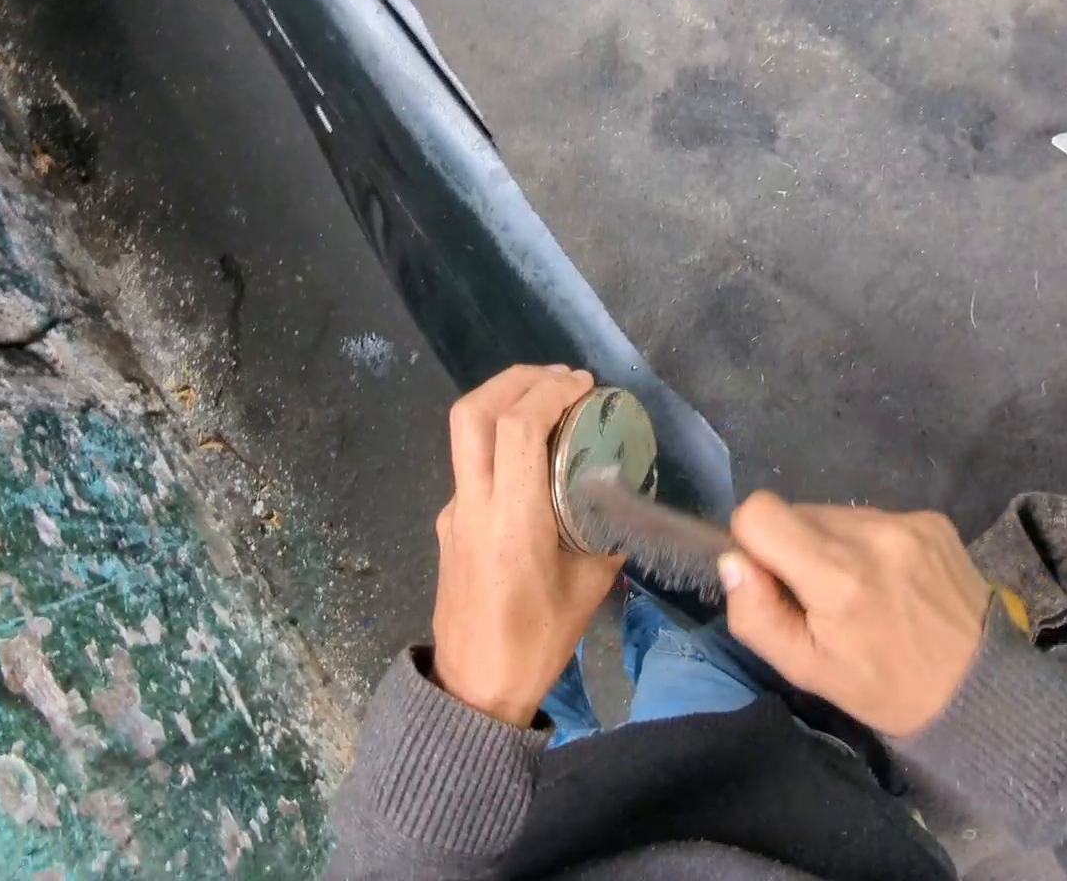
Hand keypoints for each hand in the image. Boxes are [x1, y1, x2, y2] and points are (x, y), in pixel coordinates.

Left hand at [430, 365, 625, 725]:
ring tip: (546, 397)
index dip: (551, 393)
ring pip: (463, 432)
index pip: (518, 429)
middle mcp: (473, 504)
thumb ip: (604, 533)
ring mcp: (453, 510)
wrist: (473, 688)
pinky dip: (499, 436)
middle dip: (516, 379)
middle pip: (473, 412)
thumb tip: (619, 496)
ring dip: (502, 399)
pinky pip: (470, 461)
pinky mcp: (448, 520)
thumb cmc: (536, 643)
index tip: (585, 385)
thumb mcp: (588, 587)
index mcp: (511, 520)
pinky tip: (531, 452)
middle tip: (560, 377)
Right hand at [718, 492, 991, 737]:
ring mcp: (906, 522)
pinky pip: (870, 516)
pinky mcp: (931, 519)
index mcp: (836, 575)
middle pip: (794, 511)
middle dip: (793, 547)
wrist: (985, 692)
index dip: (753, 542)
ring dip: (829, 544)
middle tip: (821, 596)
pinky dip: (867, 543)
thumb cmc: (886, 688)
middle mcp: (870, 534)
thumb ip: (756, 614)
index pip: (758, 512)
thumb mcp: (808, 670)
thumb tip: (733, 560)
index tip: (773, 579)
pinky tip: (891, 580)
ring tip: (860, 589)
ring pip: (831, 512)